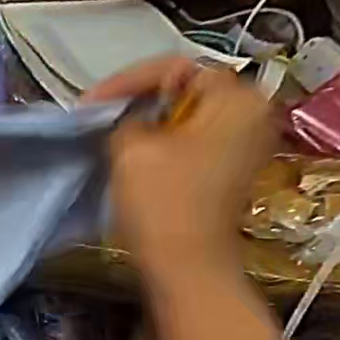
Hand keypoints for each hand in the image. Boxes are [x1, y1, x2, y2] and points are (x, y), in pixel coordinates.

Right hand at [83, 56, 279, 277]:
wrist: (187, 271)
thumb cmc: (164, 204)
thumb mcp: (133, 148)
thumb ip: (128, 118)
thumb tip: (132, 120)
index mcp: (238, 98)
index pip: (175, 68)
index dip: (126, 82)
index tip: (88, 104)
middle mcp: (252, 116)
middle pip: (186, 92)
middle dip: (141, 103)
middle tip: (102, 118)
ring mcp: (244, 148)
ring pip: (188, 121)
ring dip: (150, 127)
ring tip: (113, 138)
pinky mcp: (229, 176)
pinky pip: (193, 146)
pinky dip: (165, 147)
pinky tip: (137, 160)